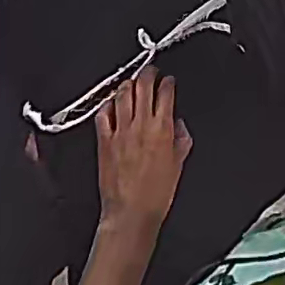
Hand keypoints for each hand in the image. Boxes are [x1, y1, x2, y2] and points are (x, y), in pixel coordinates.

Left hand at [94, 66, 193, 239]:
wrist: (131, 212)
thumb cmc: (155, 194)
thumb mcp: (178, 164)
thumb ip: (181, 140)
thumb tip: (179, 127)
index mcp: (161, 129)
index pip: (165, 93)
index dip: (167, 82)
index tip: (168, 81)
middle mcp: (140, 126)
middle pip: (143, 86)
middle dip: (148, 73)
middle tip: (150, 72)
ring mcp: (120, 131)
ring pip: (123, 94)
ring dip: (129, 84)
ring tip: (132, 82)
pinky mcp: (104, 140)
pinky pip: (103, 114)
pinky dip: (108, 104)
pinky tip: (112, 103)